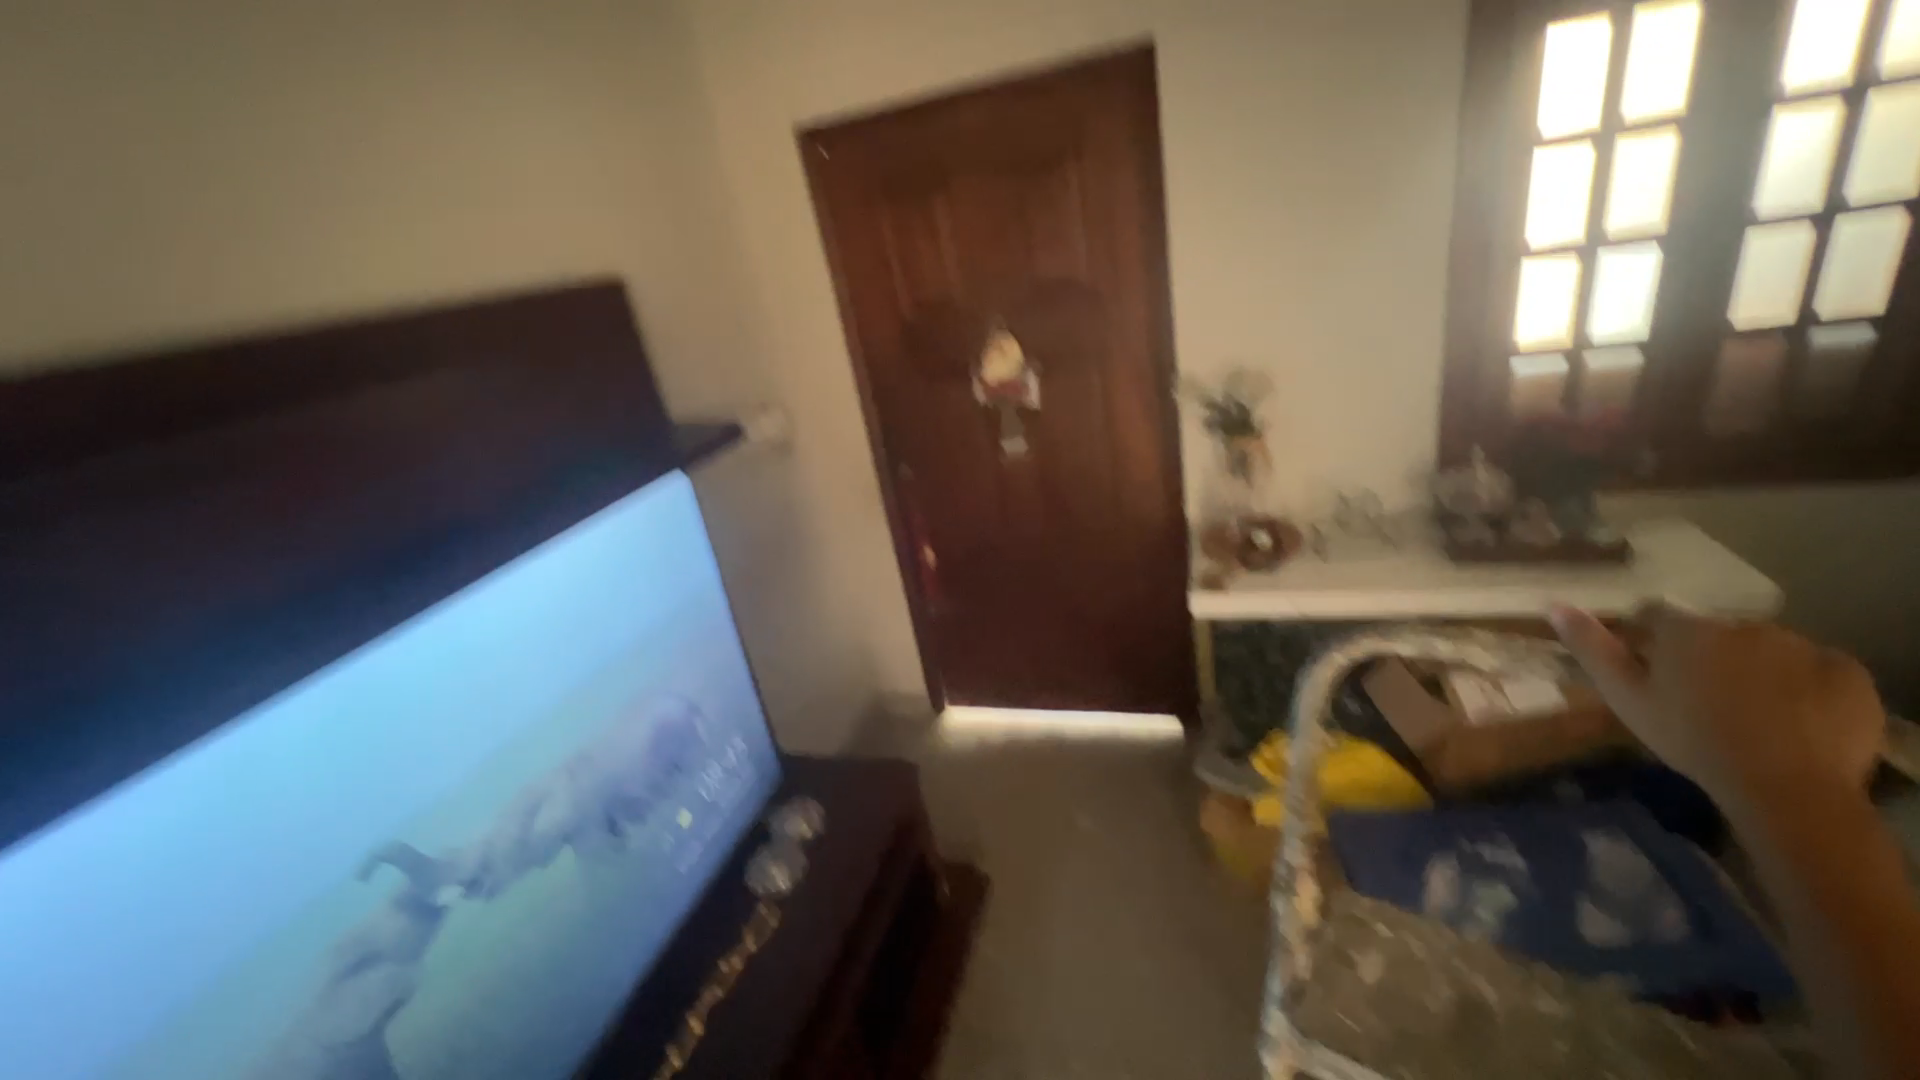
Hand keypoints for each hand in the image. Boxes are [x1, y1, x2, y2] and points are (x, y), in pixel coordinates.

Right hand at [1548, 603, 1885, 806]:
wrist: (1786, 785)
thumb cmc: (1690, 739)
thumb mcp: (1626, 698)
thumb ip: (1591, 648)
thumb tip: (1553, 604)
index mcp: (1686, 630)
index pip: (1658, 617)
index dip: (1652, 641)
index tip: (1654, 671)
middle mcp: (1743, 625)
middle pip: (1717, 634)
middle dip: (1709, 656)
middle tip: (1705, 701)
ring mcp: (1802, 646)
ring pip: (1769, 651)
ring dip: (1758, 670)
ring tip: (1755, 715)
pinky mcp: (1848, 672)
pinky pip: (1820, 670)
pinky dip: (1807, 686)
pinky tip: (1797, 719)